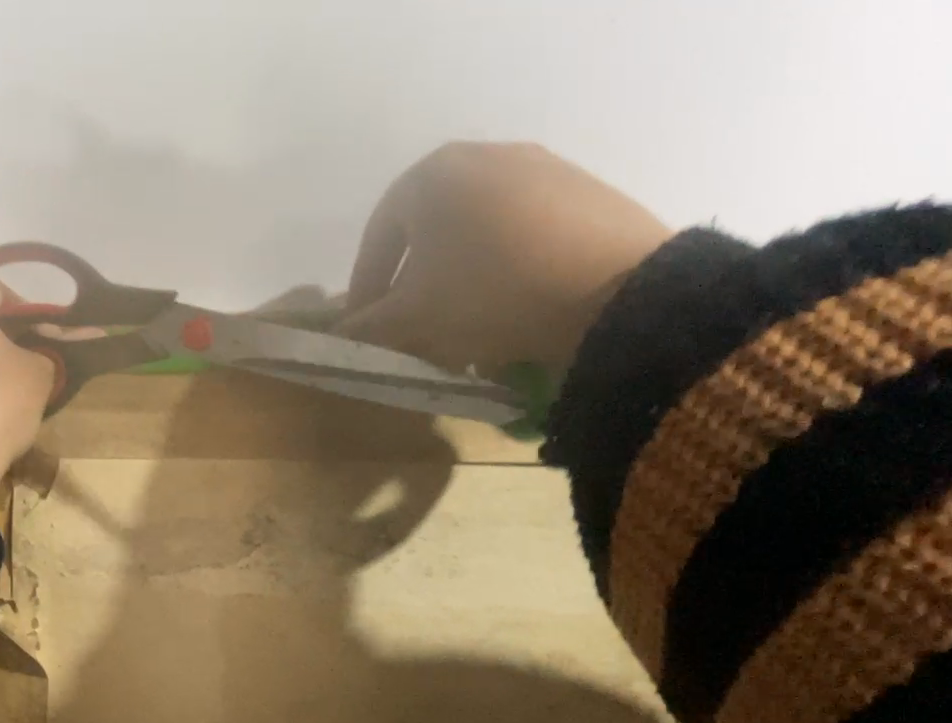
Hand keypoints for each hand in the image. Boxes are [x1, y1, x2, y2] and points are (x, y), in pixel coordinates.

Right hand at [338, 142, 672, 379]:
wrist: (616, 294)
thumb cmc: (485, 294)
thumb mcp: (407, 320)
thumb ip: (361, 329)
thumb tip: (336, 338)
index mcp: (430, 175)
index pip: (377, 238)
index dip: (363, 289)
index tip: (361, 328)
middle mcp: (484, 156)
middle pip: (428, 235)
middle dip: (413, 288)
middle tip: (409, 332)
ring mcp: (543, 168)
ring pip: (475, 237)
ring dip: (457, 285)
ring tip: (461, 332)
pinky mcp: (587, 193)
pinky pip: (523, 237)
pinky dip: (504, 274)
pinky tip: (509, 314)